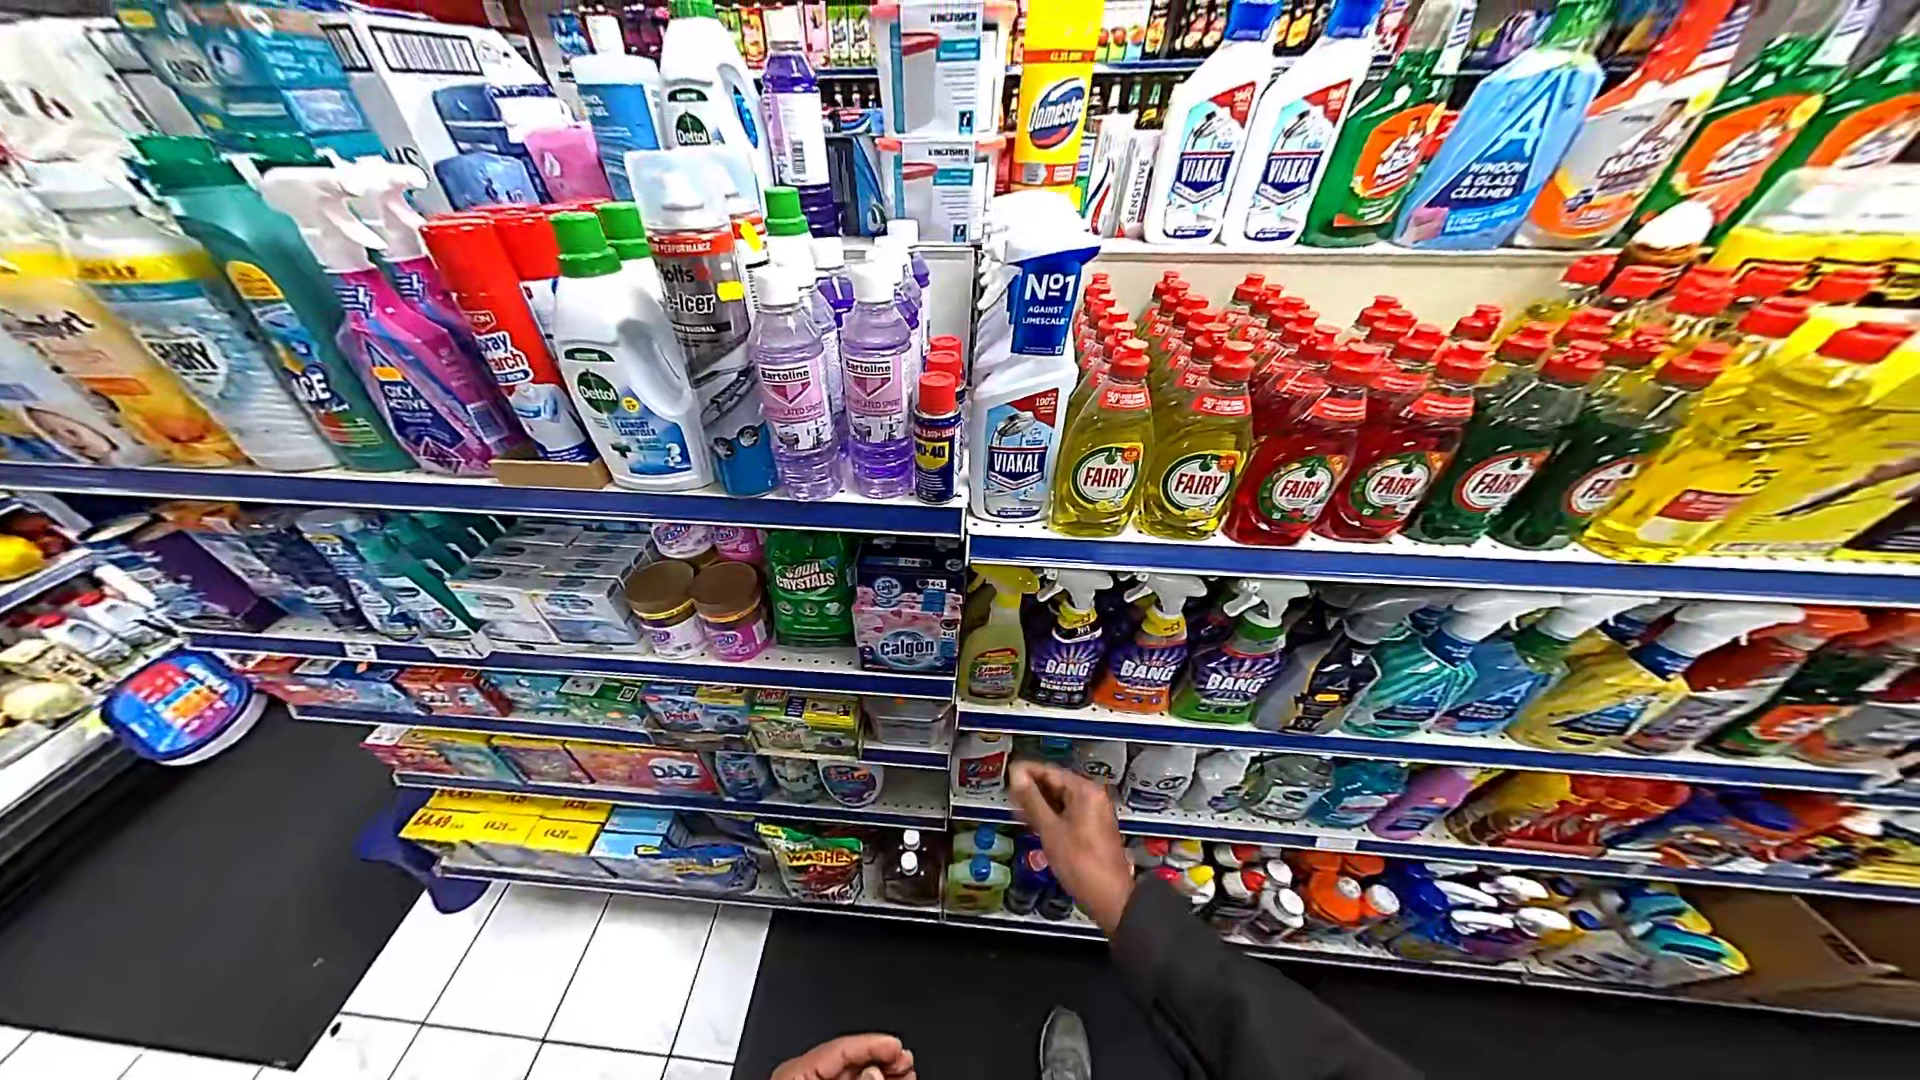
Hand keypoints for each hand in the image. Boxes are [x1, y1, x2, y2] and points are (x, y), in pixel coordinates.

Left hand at [772, 1033, 914, 1079]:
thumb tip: (874, 1072)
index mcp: (792, 1075)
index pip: (840, 1047)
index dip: (873, 1044)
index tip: (897, 1047)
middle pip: (844, 1062)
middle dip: (878, 1060)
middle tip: (904, 1062)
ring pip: (845, 1079)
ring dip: (876, 1077)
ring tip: (901, 1076)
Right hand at [1008, 761, 1135, 933]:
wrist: (1110, 899)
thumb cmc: (1081, 864)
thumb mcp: (1050, 830)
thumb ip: (1031, 800)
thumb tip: (1016, 775)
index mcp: (1085, 791)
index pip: (1050, 771)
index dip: (1026, 771)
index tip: (1007, 774)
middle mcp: (1092, 796)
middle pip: (1056, 784)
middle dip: (1032, 789)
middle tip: (1009, 793)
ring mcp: (1094, 812)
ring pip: (1061, 799)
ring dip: (1040, 803)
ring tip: (1017, 808)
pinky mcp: (1092, 828)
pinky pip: (1067, 812)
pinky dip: (1051, 815)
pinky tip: (1035, 822)